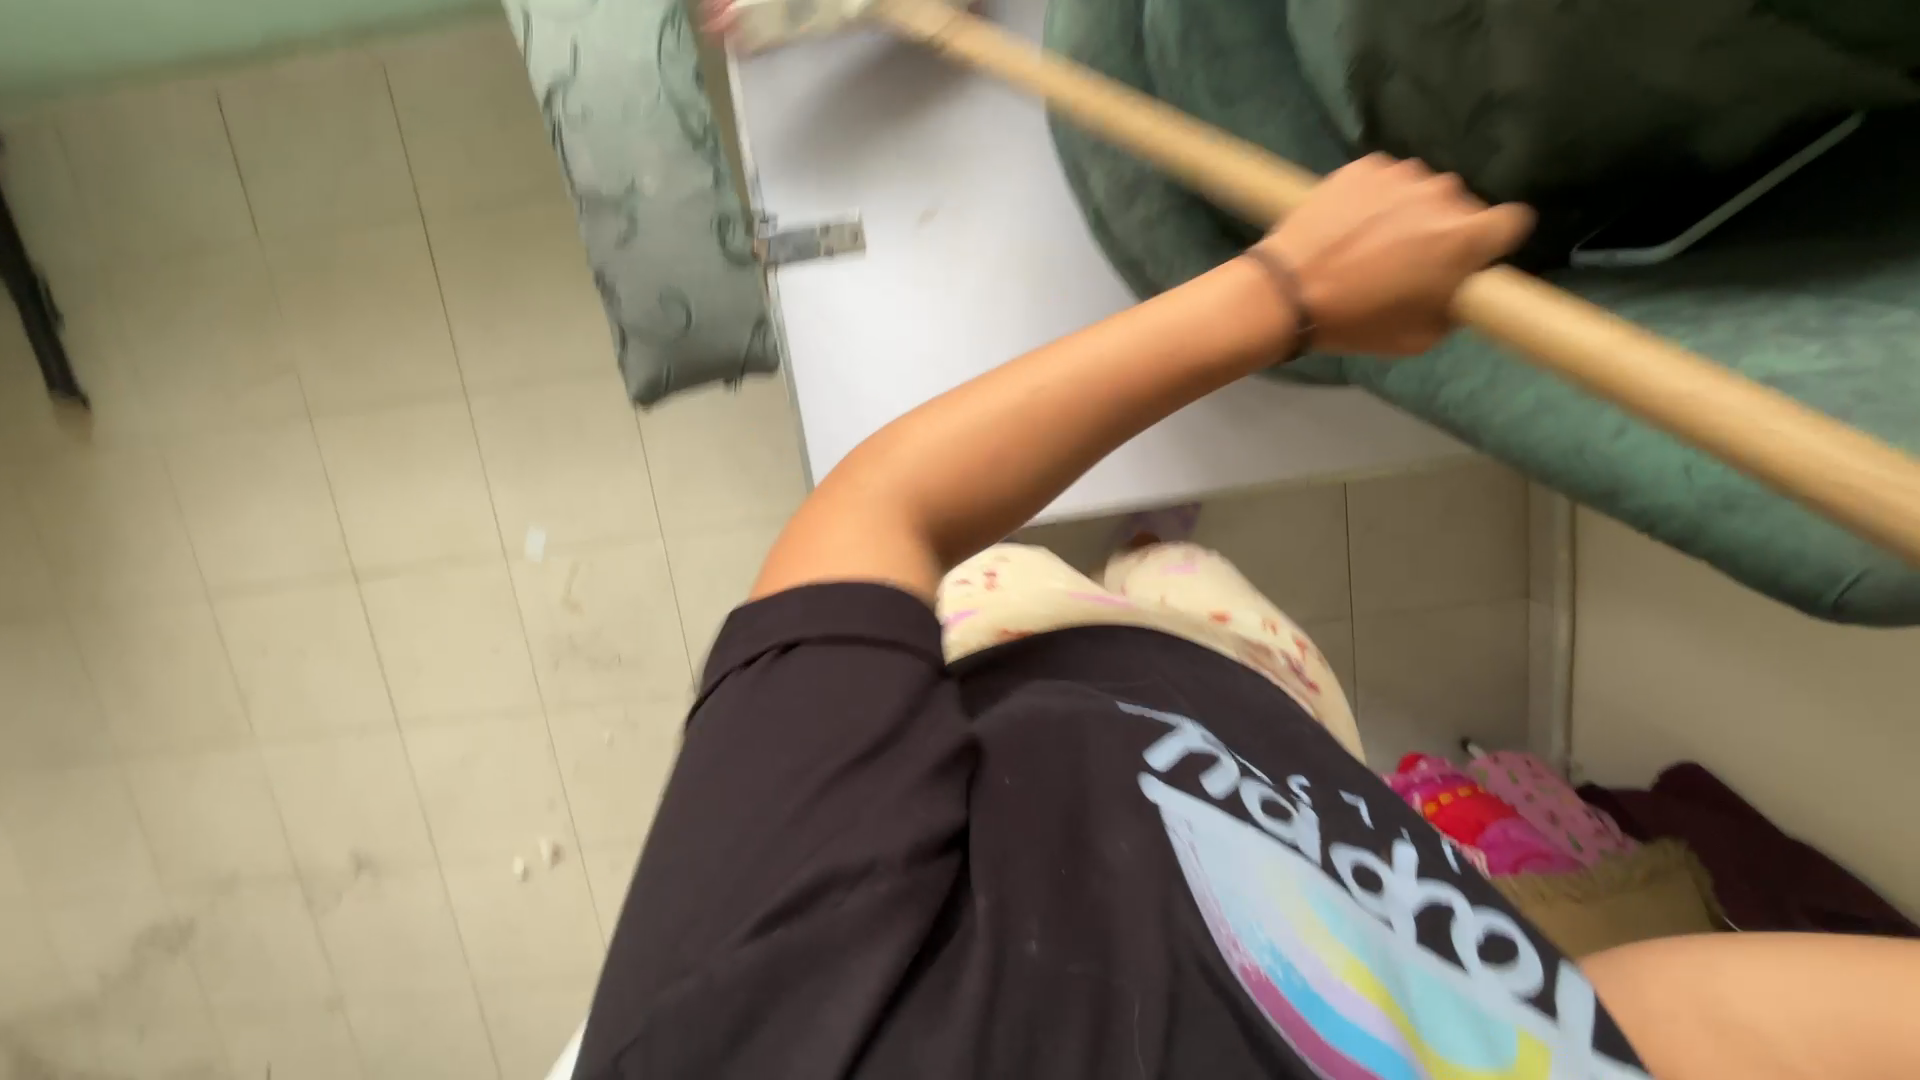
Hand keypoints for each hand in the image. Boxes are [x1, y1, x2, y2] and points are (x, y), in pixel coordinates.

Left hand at [1251, 154, 1534, 355]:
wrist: (1284, 293)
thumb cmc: (1354, 322)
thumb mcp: (1419, 337)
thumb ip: (1455, 307)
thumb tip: (1459, 289)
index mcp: (1467, 237)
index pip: (1513, 223)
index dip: (1491, 244)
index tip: (1467, 259)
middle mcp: (1444, 194)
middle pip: (1461, 207)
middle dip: (1442, 230)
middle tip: (1403, 261)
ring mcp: (1402, 174)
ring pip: (1421, 191)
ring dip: (1406, 212)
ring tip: (1367, 245)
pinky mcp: (1365, 166)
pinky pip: (1383, 181)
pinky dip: (1372, 199)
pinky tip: (1346, 227)